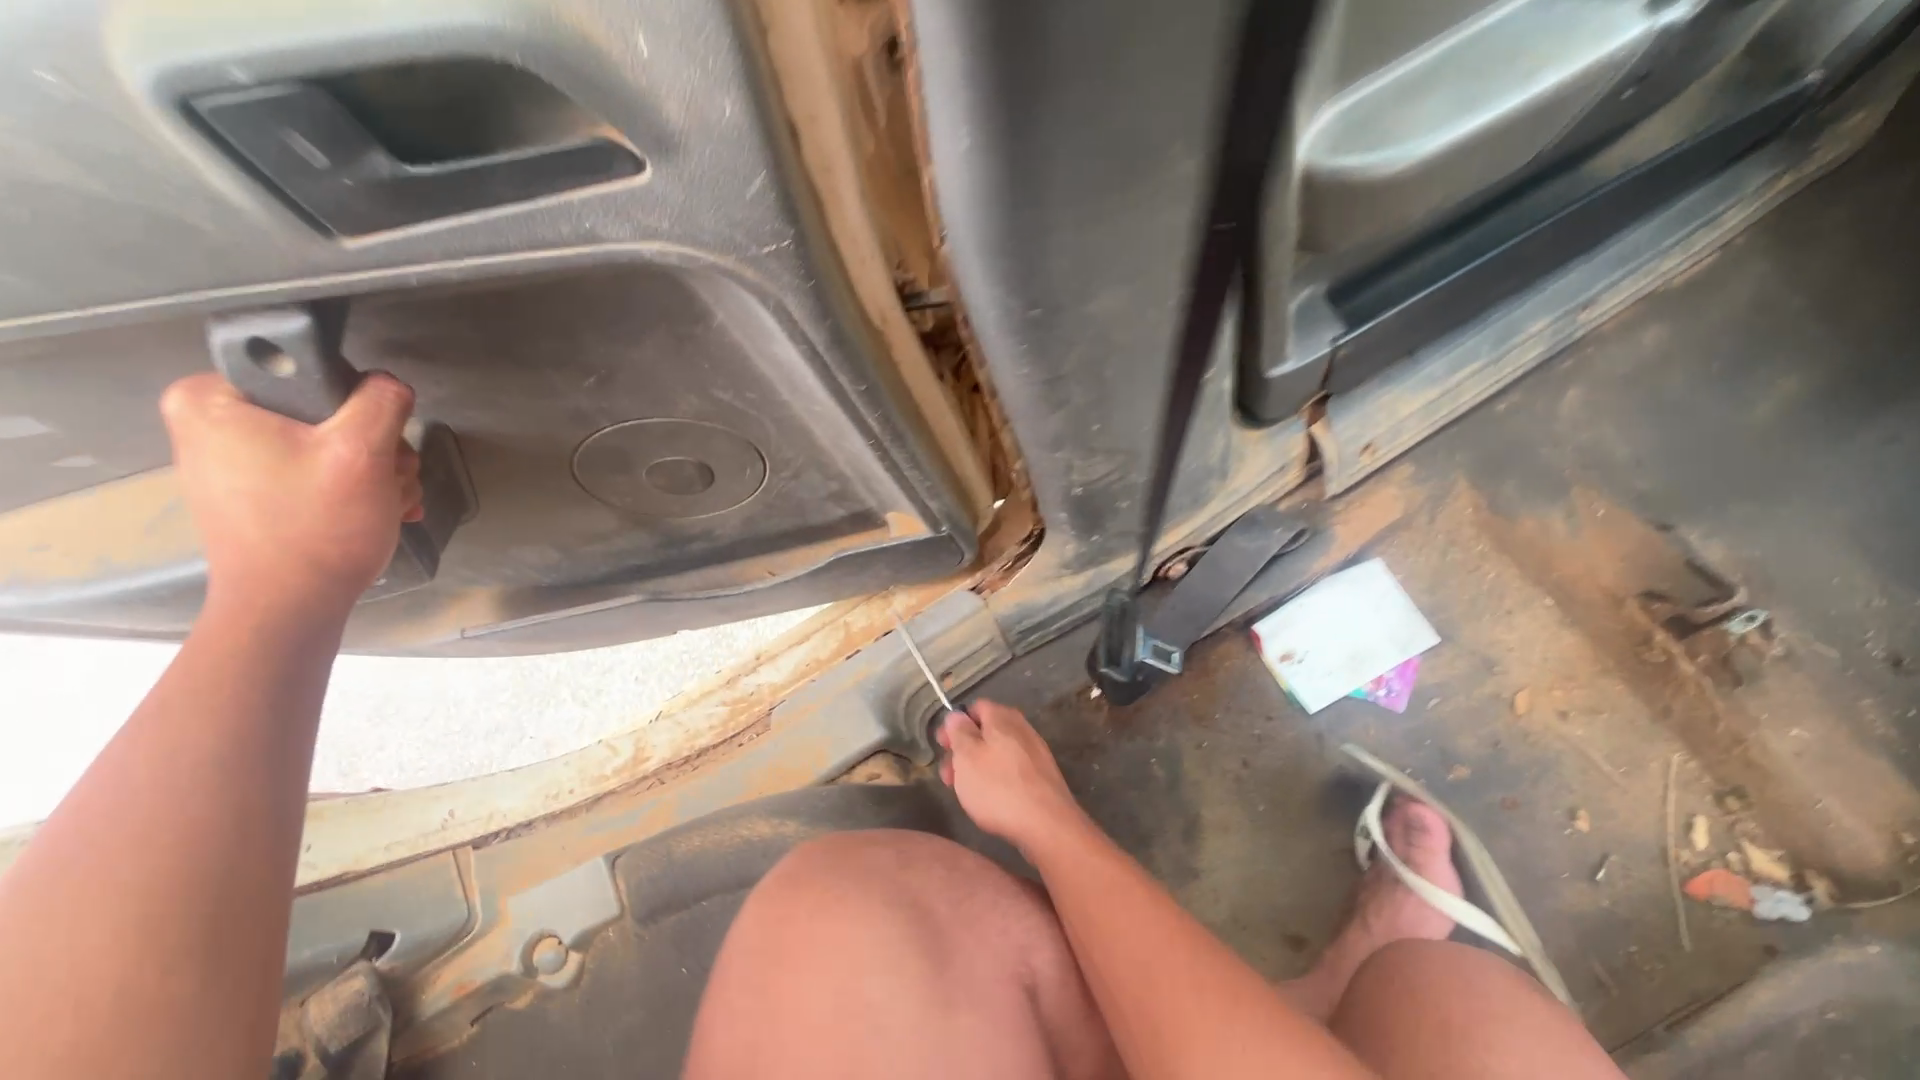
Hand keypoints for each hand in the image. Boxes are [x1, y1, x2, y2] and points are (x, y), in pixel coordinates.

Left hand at [160, 372, 423, 616]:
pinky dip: (355, 490)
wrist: (291, 608)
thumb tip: (389, 385)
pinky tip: (376, 512)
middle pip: (325, 410)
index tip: (369, 440)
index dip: (352, 402)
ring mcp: (235, 462)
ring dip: (376, 472)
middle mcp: (212, 425)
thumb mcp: (363, 451)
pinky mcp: (257, 493)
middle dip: (374, 447)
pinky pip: (319, 471)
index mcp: (212, 400)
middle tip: (385, 479)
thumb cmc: (316, 528)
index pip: (305, 369)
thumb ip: (382, 401)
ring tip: (384, 503)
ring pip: (332, 442)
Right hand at [937, 699, 1087, 852]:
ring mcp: (1035, 754)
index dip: (955, 724)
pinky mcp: (1042, 778)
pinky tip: (990, 800)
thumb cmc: (998, 787)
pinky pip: (1012, 771)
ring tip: (965, 792)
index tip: (942, 745)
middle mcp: (1022, 729)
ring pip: (998, 753)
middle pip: (986, 732)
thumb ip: (959, 732)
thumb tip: (957, 715)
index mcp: (1003, 718)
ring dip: (977, 768)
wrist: (1047, 824)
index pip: (975, 708)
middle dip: (963, 750)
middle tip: (948, 775)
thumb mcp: (967, 756)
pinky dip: (996, 780)